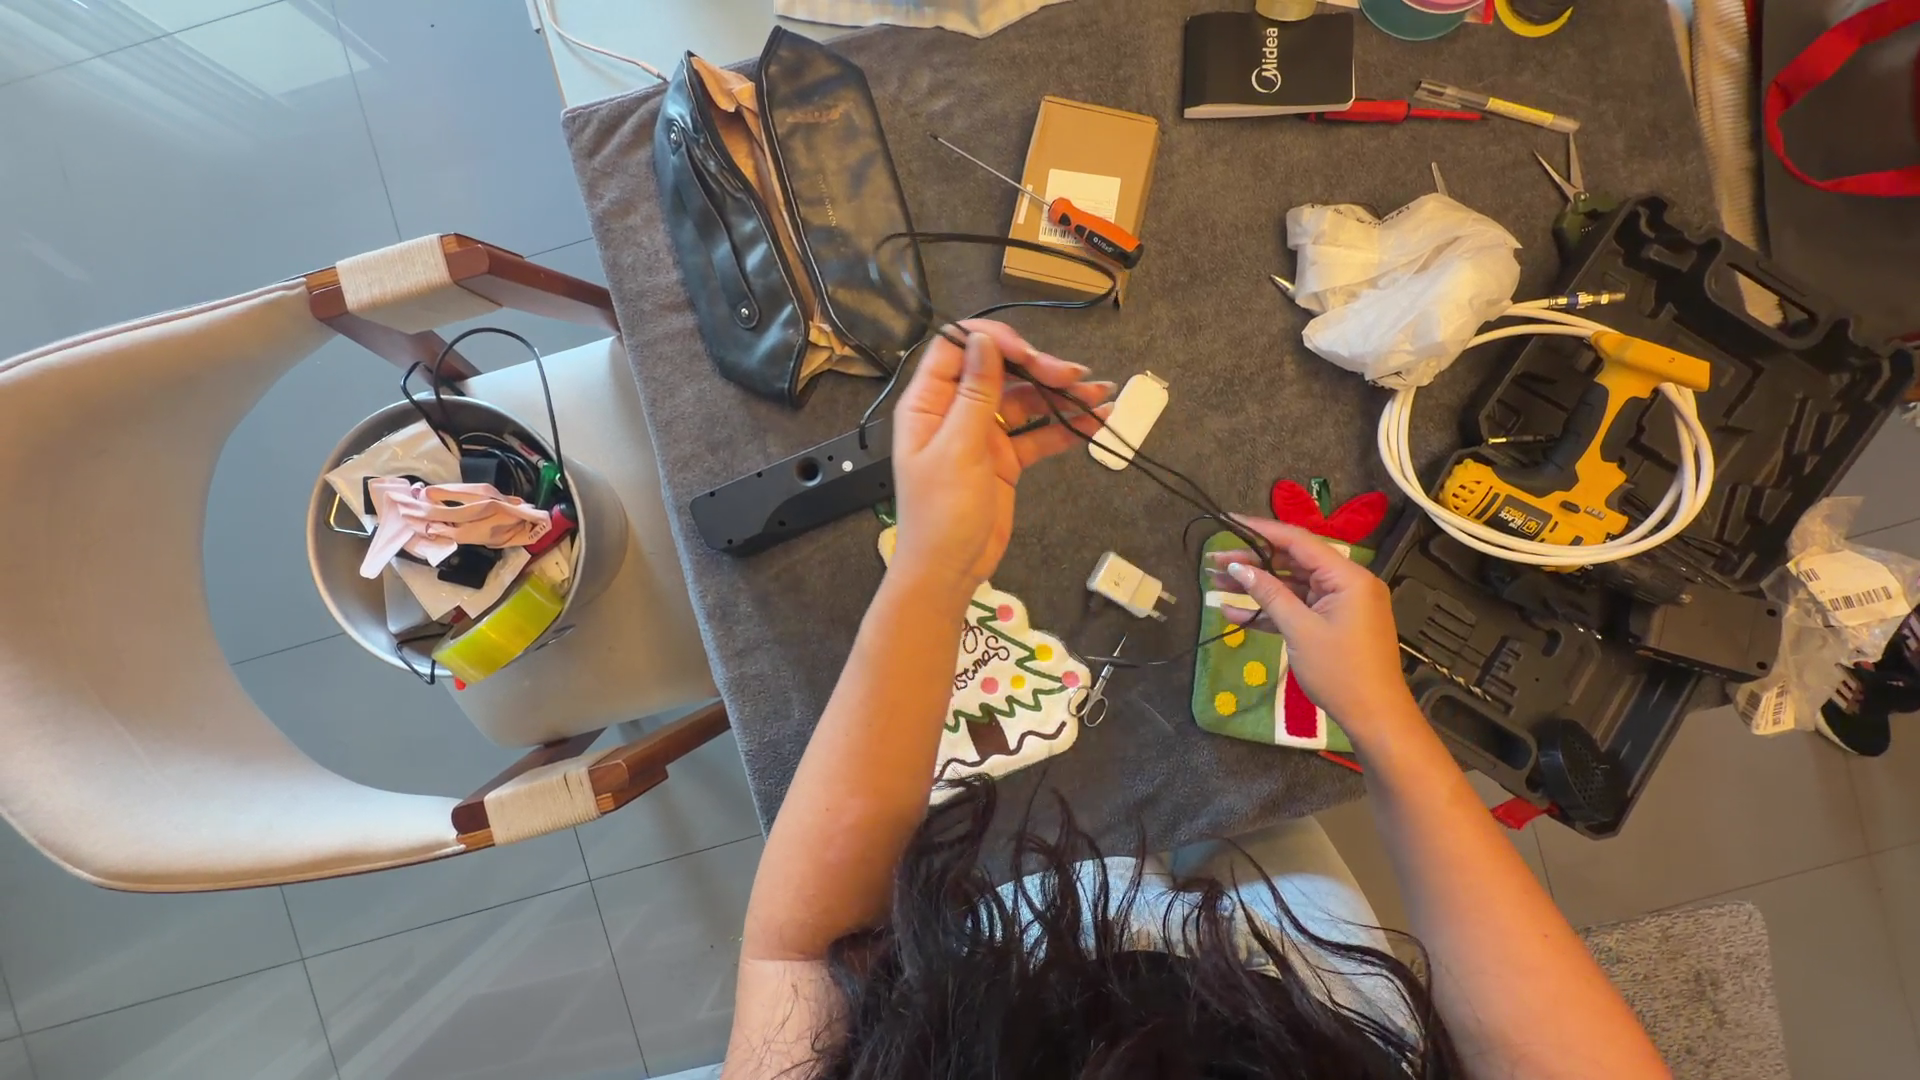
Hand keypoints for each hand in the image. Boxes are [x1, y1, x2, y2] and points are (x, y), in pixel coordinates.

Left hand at [891, 320, 1111, 598]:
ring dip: (1062, 397)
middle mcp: (956, 411)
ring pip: (1026, 401)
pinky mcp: (1006, 459)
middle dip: (1039, 369)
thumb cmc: (941, 513)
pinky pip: (1038, 434)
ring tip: (1102, 395)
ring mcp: (983, 435)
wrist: (948, 571)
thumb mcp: (958, 449)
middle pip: (1000, 371)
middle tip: (1076, 377)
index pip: (958, 348)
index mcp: (929, 403)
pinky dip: (1065, 428)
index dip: (994, 341)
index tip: (1031, 354)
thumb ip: (975, 394)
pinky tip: (1097, 421)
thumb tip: (983, 339)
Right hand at [1206, 517, 1416, 737]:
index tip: (1229, 522)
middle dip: (1251, 562)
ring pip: (1290, 585)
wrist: (1374, 717)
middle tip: (1213, 561)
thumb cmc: (1341, 671)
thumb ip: (1269, 593)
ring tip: (1215, 583)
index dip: (1261, 530)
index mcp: (1347, 577)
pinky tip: (1233, 613)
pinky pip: (1296, 607)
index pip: (1298, 541)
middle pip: (1292, 561)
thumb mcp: (1299, 630)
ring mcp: (1338, 604)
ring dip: (1254, 586)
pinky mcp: (1331, 623)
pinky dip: (1268, 610)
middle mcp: (1345, 583)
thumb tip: (1238, 567)